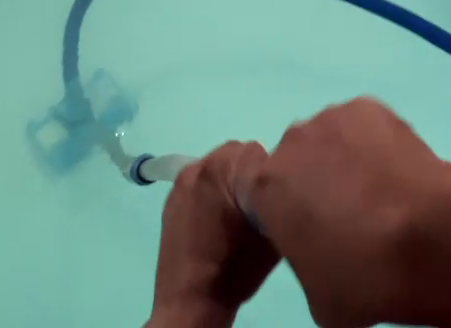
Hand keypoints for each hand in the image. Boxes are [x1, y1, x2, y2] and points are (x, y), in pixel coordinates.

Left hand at [147, 141, 279, 327]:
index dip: (268, 172)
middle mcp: (201, 165)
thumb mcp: (271, 228)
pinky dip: (208, 190)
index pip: (257, 151)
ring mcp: (182, 181)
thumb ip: (276, 193)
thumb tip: (279, 182)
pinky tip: (213, 217)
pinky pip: (198, 181)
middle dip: (246, 171)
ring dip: (226, 178)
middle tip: (252, 201)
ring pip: (216, 165)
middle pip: (234, 153)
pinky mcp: (171, 197)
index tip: (270, 193)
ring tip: (232, 210)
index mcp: (225, 167)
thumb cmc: (238, 265)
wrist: (193, 299)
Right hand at [243, 98, 450, 327]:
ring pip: (331, 137)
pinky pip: (363, 124)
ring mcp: (333, 118)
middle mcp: (293, 141)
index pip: (254, 184)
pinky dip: (375, 143)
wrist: (428, 237)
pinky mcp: (370, 107)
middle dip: (313, 178)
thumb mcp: (317, 295)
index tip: (299, 220)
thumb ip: (303, 258)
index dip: (277, 201)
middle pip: (296, 157)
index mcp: (268, 186)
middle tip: (345, 211)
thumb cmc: (364, 275)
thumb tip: (319, 251)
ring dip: (345, 157)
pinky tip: (396, 171)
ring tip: (377, 190)